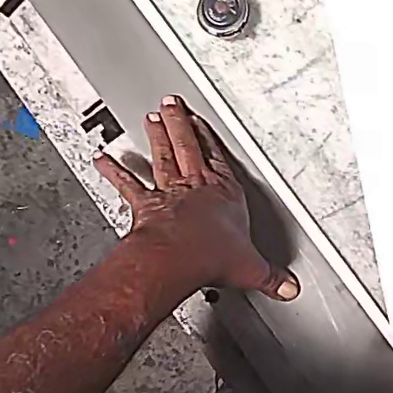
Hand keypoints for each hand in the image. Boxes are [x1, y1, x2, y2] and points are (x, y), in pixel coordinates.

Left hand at [95, 96, 299, 301]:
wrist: (179, 258)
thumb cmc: (212, 255)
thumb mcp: (252, 269)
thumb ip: (270, 276)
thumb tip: (288, 288)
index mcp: (224, 196)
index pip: (219, 161)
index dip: (211, 141)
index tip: (204, 125)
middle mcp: (196, 188)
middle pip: (188, 148)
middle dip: (181, 124)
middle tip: (172, 104)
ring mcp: (170, 194)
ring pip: (164, 157)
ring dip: (158, 138)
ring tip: (152, 118)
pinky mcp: (146, 206)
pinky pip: (128, 185)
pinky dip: (114, 172)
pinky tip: (104, 159)